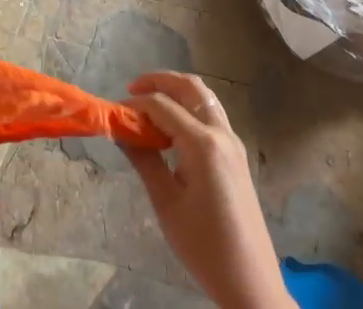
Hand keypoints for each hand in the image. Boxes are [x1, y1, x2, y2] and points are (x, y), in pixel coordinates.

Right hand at [121, 73, 287, 308]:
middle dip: (160, 81)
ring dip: (176, 93)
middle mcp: (222, 134)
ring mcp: (233, 144)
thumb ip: (144, 159)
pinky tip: (169, 132)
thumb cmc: (203, 244)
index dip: (134, 104)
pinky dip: (189, 111)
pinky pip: (211, 118)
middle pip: (191, 88)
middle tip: (132, 90)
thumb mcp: (165, 202)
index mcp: (203, 144)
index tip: (112, 113)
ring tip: (148, 108)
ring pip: (205, 99)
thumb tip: (121, 130)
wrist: (250, 280)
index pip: (162, 106)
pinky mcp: (236, 157)